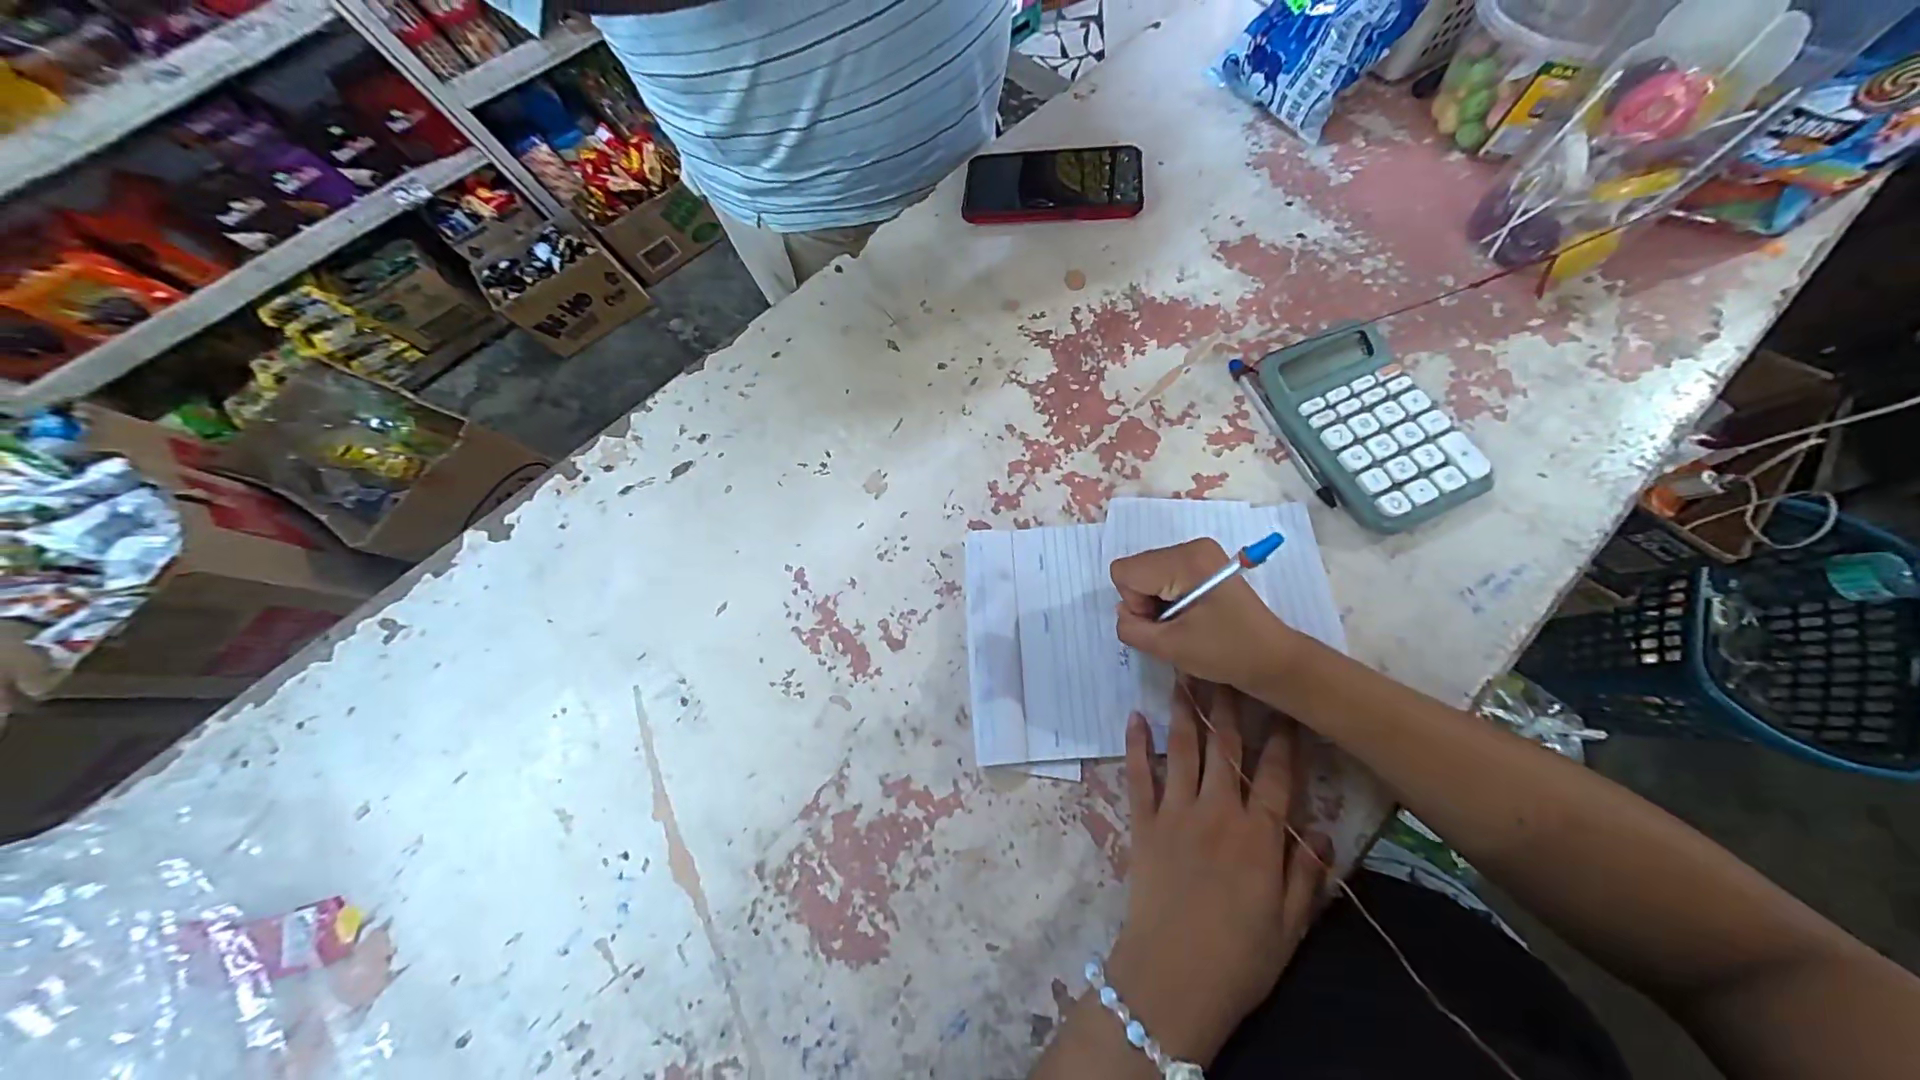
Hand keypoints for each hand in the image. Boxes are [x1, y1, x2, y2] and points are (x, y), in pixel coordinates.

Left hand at [1103, 684, 1324, 1065]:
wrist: (1174, 978)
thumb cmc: (1240, 959)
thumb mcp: (1292, 926)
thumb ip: (1310, 876)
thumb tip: (1328, 834)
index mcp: (1260, 837)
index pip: (1277, 774)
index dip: (1284, 737)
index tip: (1287, 704)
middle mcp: (1219, 812)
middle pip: (1227, 747)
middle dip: (1231, 704)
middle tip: (1227, 665)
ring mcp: (1176, 813)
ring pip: (1184, 750)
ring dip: (1185, 710)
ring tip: (1185, 675)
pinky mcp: (1143, 823)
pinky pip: (1139, 775)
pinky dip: (1137, 745)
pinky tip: (1135, 717)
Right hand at [1110, 538, 1300, 694]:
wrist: (1273, 659)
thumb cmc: (1226, 653)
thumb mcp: (1169, 647)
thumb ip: (1131, 628)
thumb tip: (1124, 612)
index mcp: (1185, 560)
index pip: (1125, 572)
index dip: (1134, 603)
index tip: (1163, 623)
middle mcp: (1191, 546)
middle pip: (1136, 569)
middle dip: (1145, 601)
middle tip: (1176, 625)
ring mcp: (1199, 552)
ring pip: (1147, 573)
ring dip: (1156, 601)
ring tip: (1186, 622)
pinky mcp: (1204, 563)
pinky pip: (1163, 575)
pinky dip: (1167, 597)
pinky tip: (1191, 614)